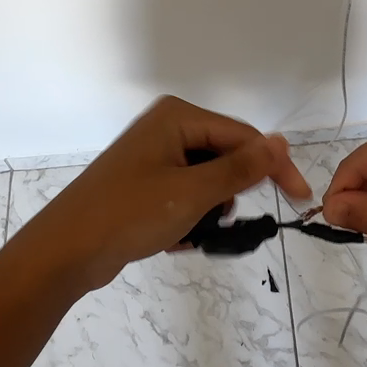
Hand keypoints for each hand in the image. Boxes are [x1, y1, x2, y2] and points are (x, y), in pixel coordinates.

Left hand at [18, 96, 311, 291]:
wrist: (66, 250)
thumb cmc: (129, 213)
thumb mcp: (192, 192)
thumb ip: (240, 168)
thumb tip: (281, 142)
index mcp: (178, 116)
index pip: (243, 136)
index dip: (273, 167)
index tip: (300, 198)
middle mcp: (168, 126)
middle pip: (225, 156)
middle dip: (227, 195)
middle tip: (219, 222)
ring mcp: (155, 153)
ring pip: (208, 180)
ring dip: (208, 210)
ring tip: (188, 233)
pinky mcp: (147, 181)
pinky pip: (187, 193)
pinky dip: (188, 217)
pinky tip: (172, 238)